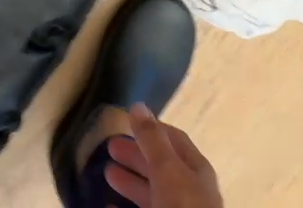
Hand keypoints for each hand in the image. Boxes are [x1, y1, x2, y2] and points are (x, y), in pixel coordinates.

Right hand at [105, 103, 223, 207]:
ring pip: (151, 192)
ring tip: (106, 173)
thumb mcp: (167, 169)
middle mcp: (190, 190)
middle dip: (135, 154)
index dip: (151, 129)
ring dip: (129, 181)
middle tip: (109, 146)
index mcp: (196, 169)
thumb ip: (151, 139)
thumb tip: (137, 105)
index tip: (127, 122)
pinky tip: (109, 206)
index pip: (174, 139)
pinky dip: (126, 207)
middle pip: (160, 165)